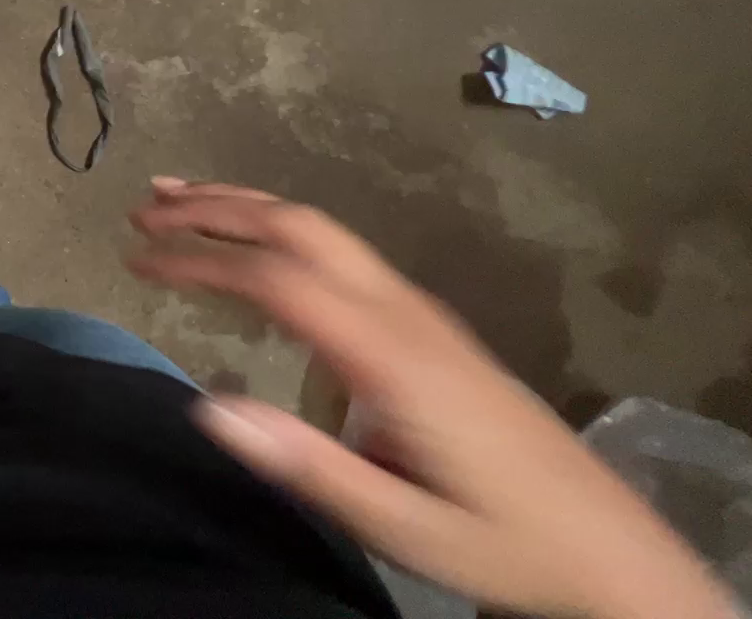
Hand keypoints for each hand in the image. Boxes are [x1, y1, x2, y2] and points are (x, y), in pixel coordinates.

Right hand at [130, 179, 738, 618]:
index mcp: (390, 353)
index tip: (137, 261)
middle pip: (297, 227)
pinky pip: (330, 247)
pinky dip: (271, 223)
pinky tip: (243, 235)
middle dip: (211, 208)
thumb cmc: (500, 539)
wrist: (615, 555)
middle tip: (140, 211)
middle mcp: (398, 309)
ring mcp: (411, 306)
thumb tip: (205, 408)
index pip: (276, 277)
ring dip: (239, 203)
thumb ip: (307, 465)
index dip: (199, 260)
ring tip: (172, 195)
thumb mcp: (404, 527)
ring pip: (315, 227)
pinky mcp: (414, 317)